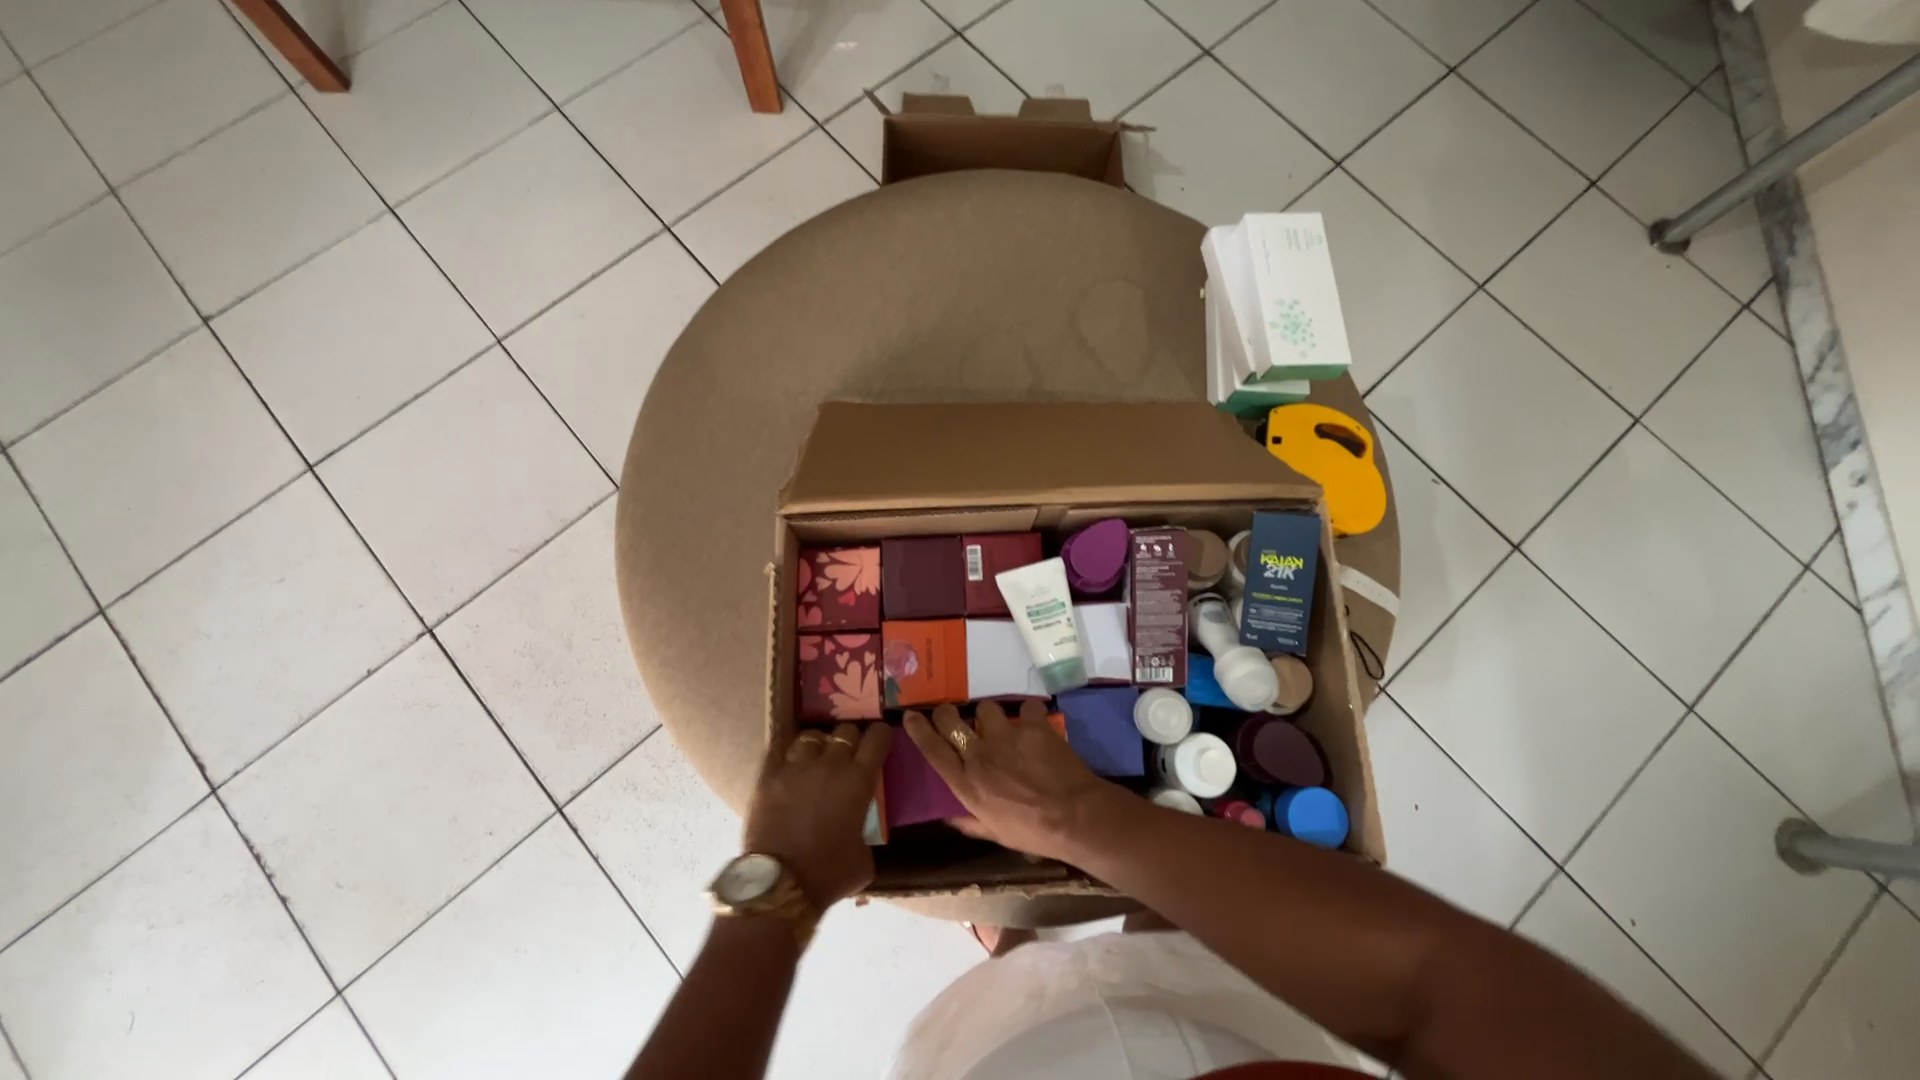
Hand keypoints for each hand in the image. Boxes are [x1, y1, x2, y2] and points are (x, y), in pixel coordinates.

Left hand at [743, 723, 892, 906]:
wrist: (781, 886)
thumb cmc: (829, 874)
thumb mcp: (865, 858)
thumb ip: (865, 833)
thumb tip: (858, 833)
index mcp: (859, 781)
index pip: (876, 739)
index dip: (880, 735)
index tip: (879, 739)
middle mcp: (830, 765)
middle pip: (844, 732)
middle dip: (850, 740)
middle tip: (848, 753)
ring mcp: (796, 767)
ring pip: (811, 736)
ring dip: (818, 744)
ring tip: (816, 756)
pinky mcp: (768, 776)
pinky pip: (779, 746)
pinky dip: (788, 747)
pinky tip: (790, 756)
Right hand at [903, 701, 1122, 862]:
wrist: (1075, 817)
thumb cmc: (1034, 833)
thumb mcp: (996, 834)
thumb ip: (970, 823)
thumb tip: (949, 817)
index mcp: (967, 784)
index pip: (932, 750)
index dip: (918, 730)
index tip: (911, 716)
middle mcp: (980, 755)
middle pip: (951, 720)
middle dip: (948, 712)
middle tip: (953, 713)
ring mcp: (1006, 737)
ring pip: (986, 708)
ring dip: (993, 716)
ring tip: (1005, 726)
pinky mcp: (1034, 726)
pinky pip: (1026, 707)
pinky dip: (1030, 714)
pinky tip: (1036, 725)